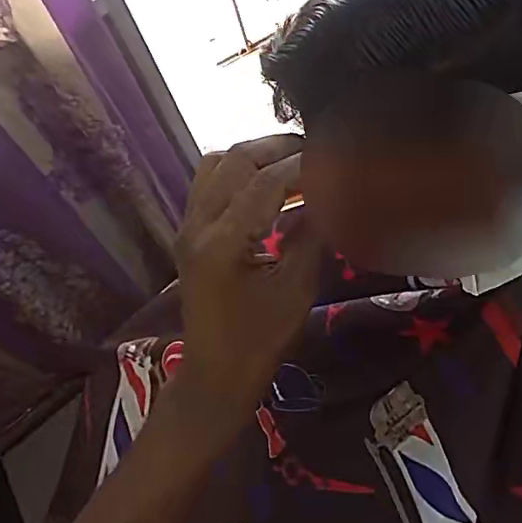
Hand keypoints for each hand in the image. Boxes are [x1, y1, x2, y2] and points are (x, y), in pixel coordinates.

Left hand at [172, 134, 322, 414]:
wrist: (215, 374)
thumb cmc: (260, 340)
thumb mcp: (297, 289)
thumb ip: (311, 235)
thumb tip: (332, 193)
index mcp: (223, 243)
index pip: (265, 182)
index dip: (302, 165)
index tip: (333, 157)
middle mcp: (197, 225)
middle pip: (235, 160)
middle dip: (277, 148)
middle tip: (314, 152)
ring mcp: (188, 226)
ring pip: (216, 163)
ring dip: (254, 155)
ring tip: (291, 162)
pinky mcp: (189, 231)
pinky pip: (209, 181)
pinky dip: (238, 171)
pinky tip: (267, 183)